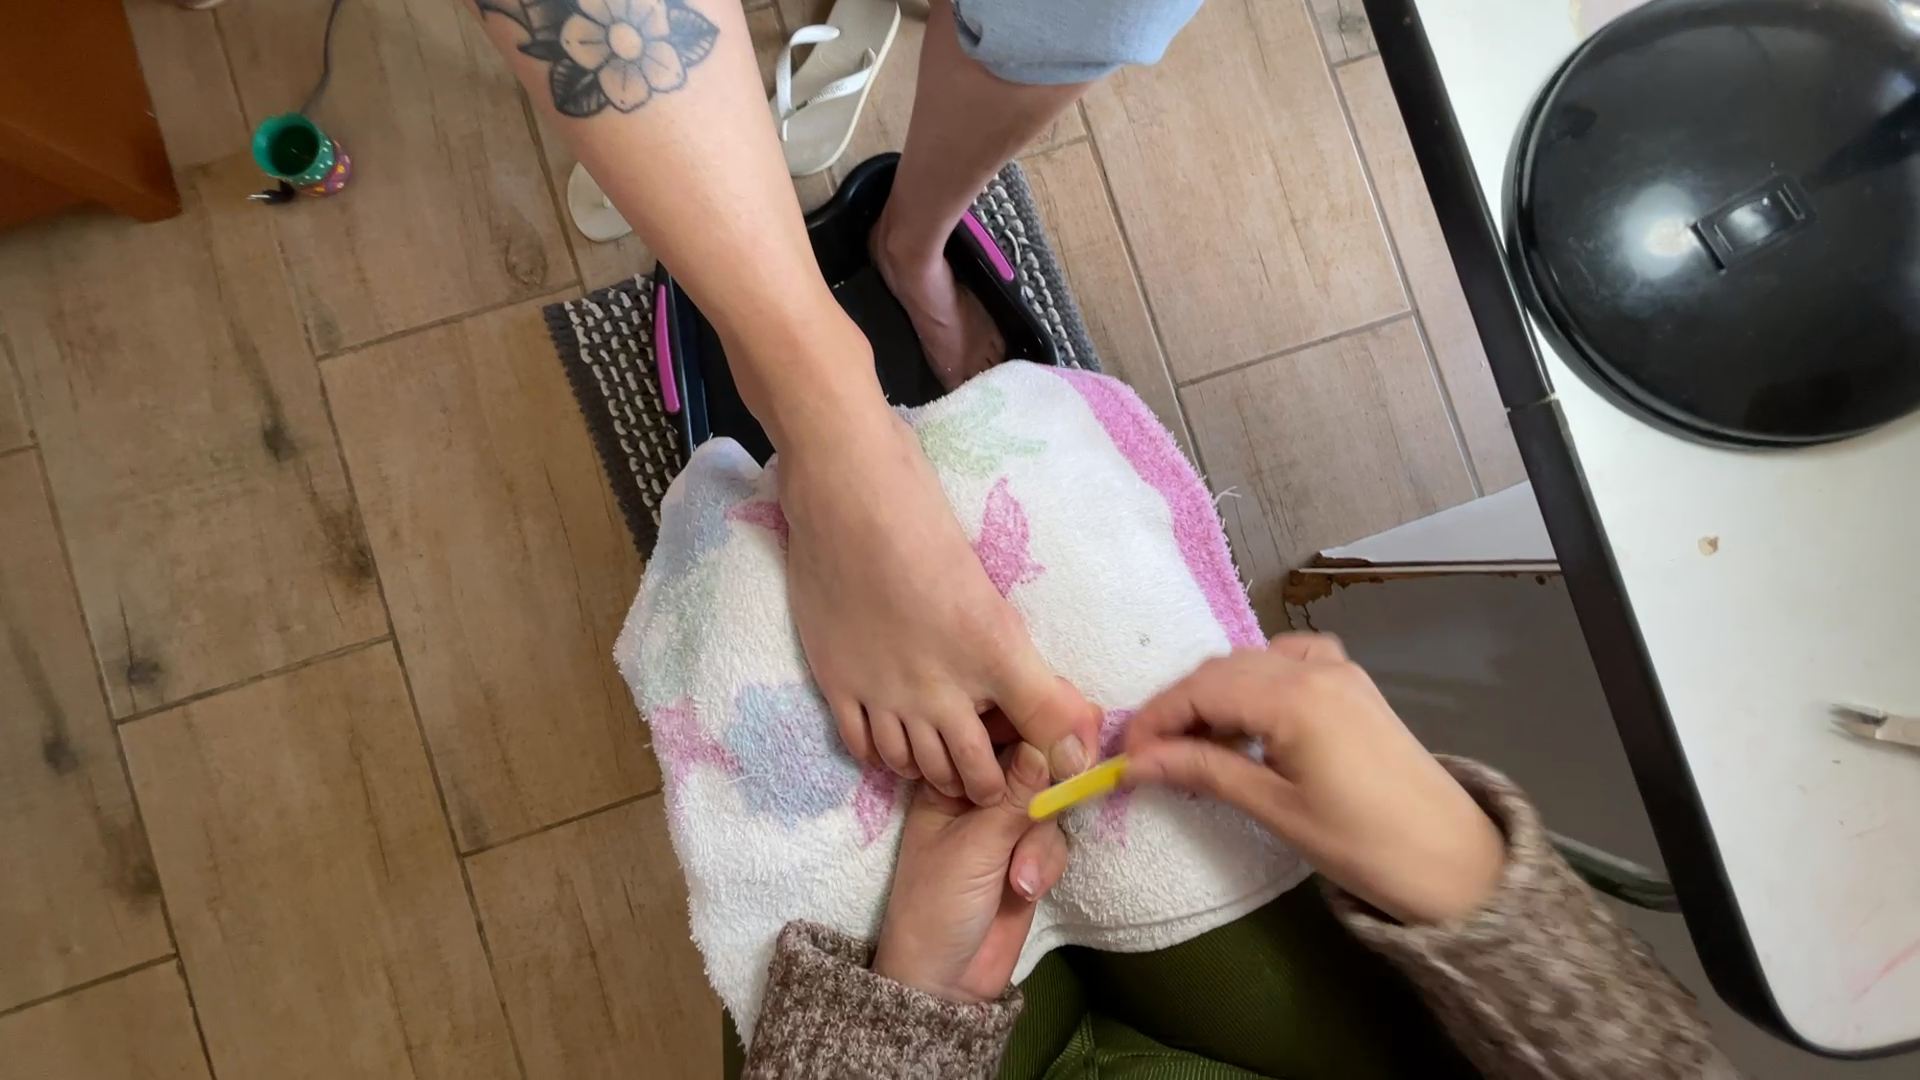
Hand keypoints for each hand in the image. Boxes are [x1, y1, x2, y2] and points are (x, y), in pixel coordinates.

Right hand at [780, 408, 1098, 804]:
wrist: (850, 496)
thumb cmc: (928, 527)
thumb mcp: (994, 595)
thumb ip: (1035, 670)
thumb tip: (1083, 720)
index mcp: (992, 658)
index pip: (1040, 733)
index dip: (1051, 758)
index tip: (1049, 760)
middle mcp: (938, 690)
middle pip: (971, 769)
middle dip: (989, 781)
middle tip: (992, 772)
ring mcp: (882, 690)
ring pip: (917, 766)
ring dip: (938, 775)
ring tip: (948, 768)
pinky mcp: (837, 682)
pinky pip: (864, 747)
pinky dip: (886, 758)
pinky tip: (895, 749)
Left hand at [872, 743, 1068, 1001]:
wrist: (944, 984)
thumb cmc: (937, 903)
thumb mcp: (974, 845)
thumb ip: (1015, 794)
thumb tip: (1050, 739)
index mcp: (950, 775)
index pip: (993, 732)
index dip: (1029, 724)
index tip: (1064, 724)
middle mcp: (981, 790)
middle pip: (1032, 759)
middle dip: (1051, 774)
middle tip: (1074, 776)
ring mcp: (1007, 822)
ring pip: (1050, 800)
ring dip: (1041, 838)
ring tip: (1021, 876)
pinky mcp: (1030, 853)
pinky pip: (1056, 838)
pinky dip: (1046, 862)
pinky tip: (1026, 888)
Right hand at [1123, 634, 1503, 924]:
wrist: (1459, 864)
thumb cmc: (1365, 845)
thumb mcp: (1276, 810)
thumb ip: (1204, 770)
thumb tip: (1137, 762)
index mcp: (1295, 698)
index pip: (1200, 691)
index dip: (1156, 719)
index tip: (1126, 754)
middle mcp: (1312, 668)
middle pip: (1219, 671)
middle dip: (1177, 707)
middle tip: (1151, 752)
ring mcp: (1335, 668)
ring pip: (1247, 662)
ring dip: (1211, 693)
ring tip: (1193, 739)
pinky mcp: (1348, 679)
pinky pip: (1285, 658)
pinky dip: (1253, 677)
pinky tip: (1248, 706)